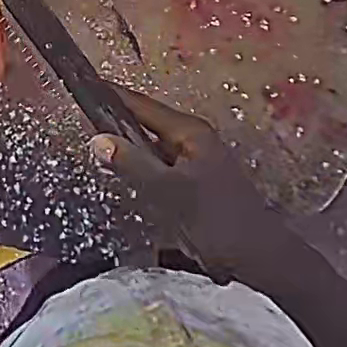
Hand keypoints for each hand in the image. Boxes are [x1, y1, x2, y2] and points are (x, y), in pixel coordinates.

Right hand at [90, 86, 287, 275]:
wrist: (264, 264)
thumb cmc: (220, 222)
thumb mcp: (171, 193)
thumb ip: (133, 164)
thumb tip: (97, 140)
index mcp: (189, 132)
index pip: (142, 105)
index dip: (114, 94)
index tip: (85, 82)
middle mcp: (192, 139)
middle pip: (145, 123)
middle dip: (116, 118)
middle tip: (82, 112)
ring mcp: (194, 161)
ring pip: (150, 146)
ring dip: (127, 145)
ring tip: (95, 141)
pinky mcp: (193, 183)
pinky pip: (157, 165)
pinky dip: (139, 165)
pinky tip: (123, 175)